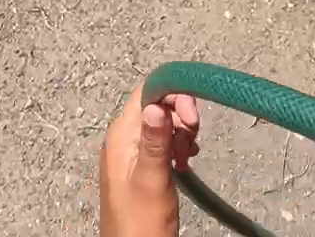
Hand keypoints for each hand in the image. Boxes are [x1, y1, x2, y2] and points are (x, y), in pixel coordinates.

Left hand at [98, 82, 200, 236]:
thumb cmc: (141, 225)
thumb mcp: (152, 180)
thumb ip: (155, 141)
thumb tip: (156, 105)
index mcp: (121, 135)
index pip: (147, 92)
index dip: (173, 95)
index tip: (193, 117)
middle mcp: (123, 137)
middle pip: (156, 104)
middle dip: (180, 114)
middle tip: (194, 138)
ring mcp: (131, 152)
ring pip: (162, 122)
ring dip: (181, 130)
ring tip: (187, 155)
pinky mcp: (141, 165)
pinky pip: (161, 141)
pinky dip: (176, 145)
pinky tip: (184, 162)